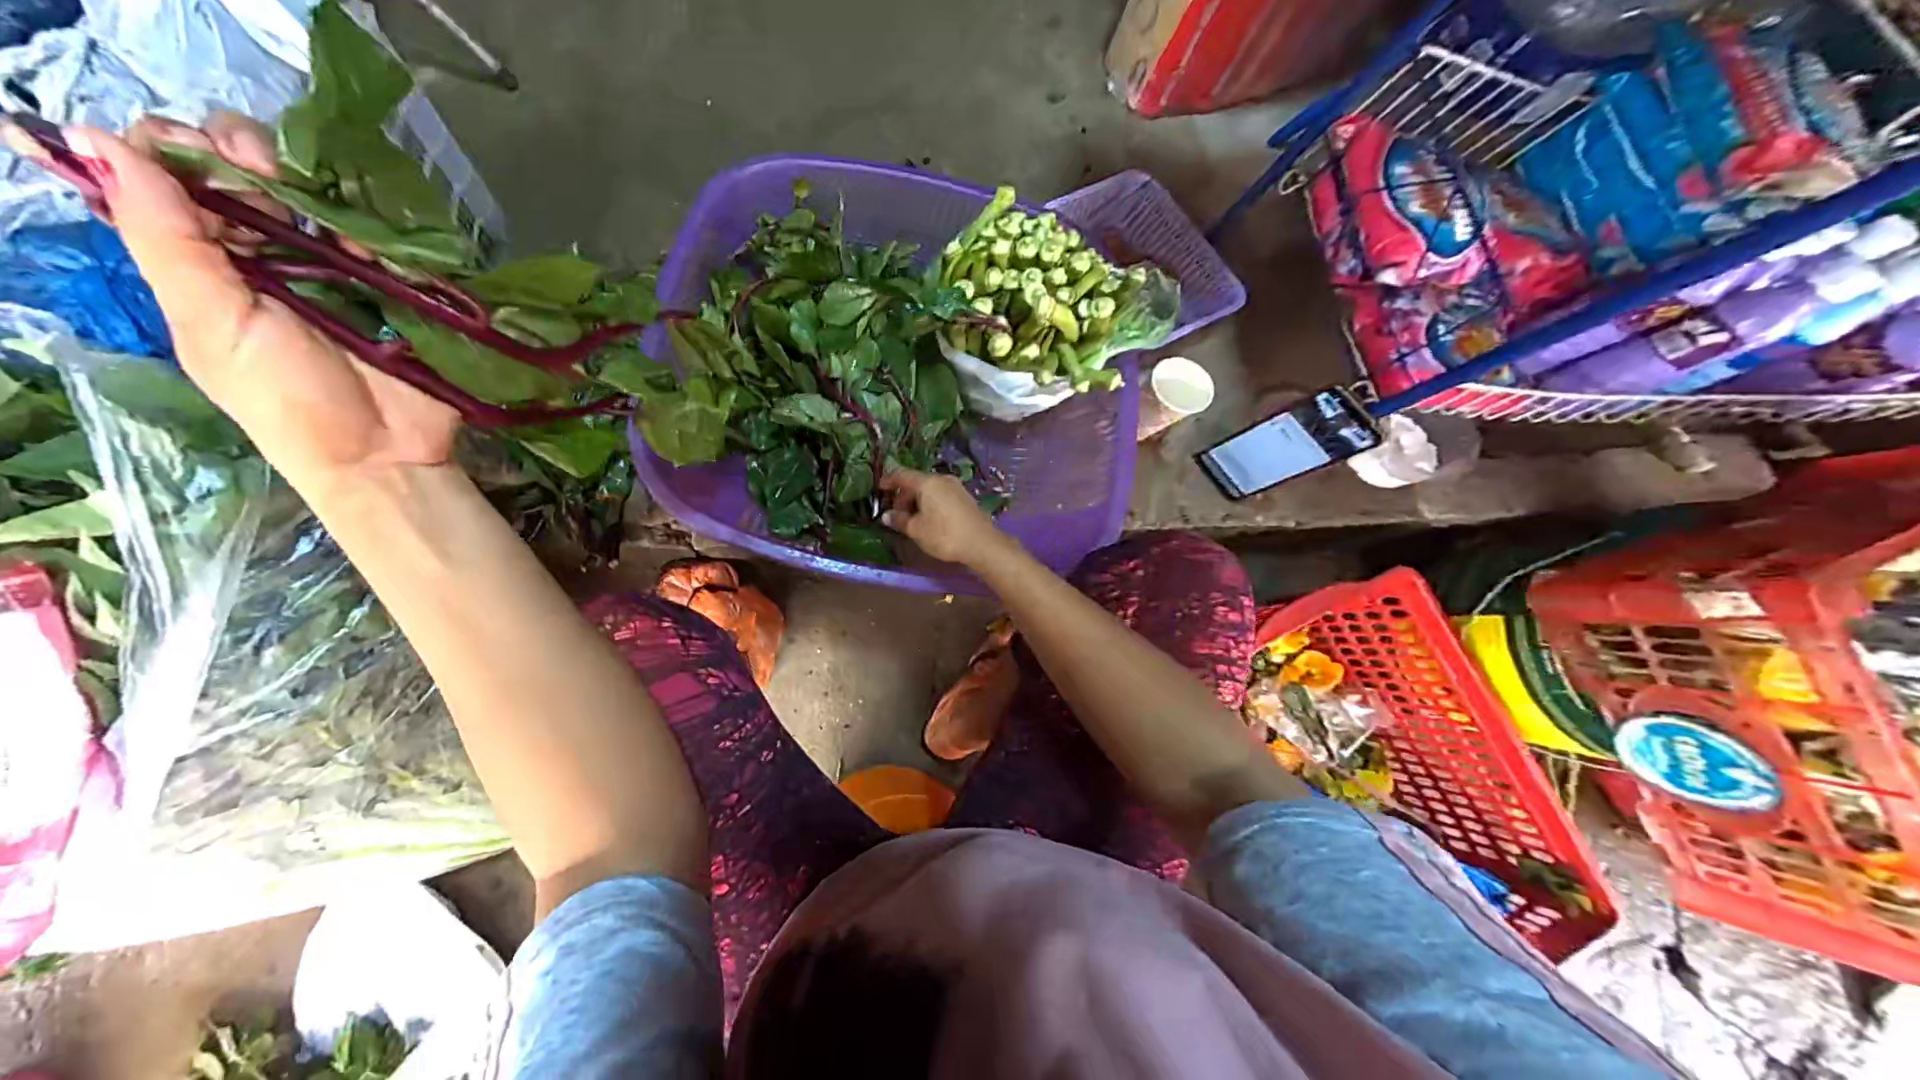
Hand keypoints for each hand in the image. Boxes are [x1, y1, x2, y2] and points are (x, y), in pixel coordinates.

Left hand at [3, 115, 458, 493]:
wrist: (386, 453)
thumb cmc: (291, 401)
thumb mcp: (211, 323)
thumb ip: (164, 239)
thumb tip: (98, 141)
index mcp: (204, 266)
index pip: (167, 179)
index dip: (169, 149)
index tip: (187, 153)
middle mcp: (264, 259)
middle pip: (238, 172)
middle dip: (239, 150)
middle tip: (260, 166)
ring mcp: (333, 271)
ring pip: (307, 193)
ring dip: (301, 176)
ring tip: (307, 189)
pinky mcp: (392, 286)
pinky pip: (374, 235)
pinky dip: (366, 224)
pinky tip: (361, 235)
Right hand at [879, 468, 1008, 565]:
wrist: (982, 543)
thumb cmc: (945, 535)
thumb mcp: (917, 530)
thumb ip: (900, 520)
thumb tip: (887, 516)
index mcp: (928, 483)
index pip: (903, 475)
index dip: (889, 480)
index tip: (880, 487)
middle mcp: (942, 479)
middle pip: (917, 482)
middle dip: (904, 496)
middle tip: (896, 514)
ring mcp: (956, 487)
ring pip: (930, 490)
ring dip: (917, 501)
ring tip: (911, 519)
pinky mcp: (965, 498)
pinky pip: (941, 495)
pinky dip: (930, 503)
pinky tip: (928, 519)